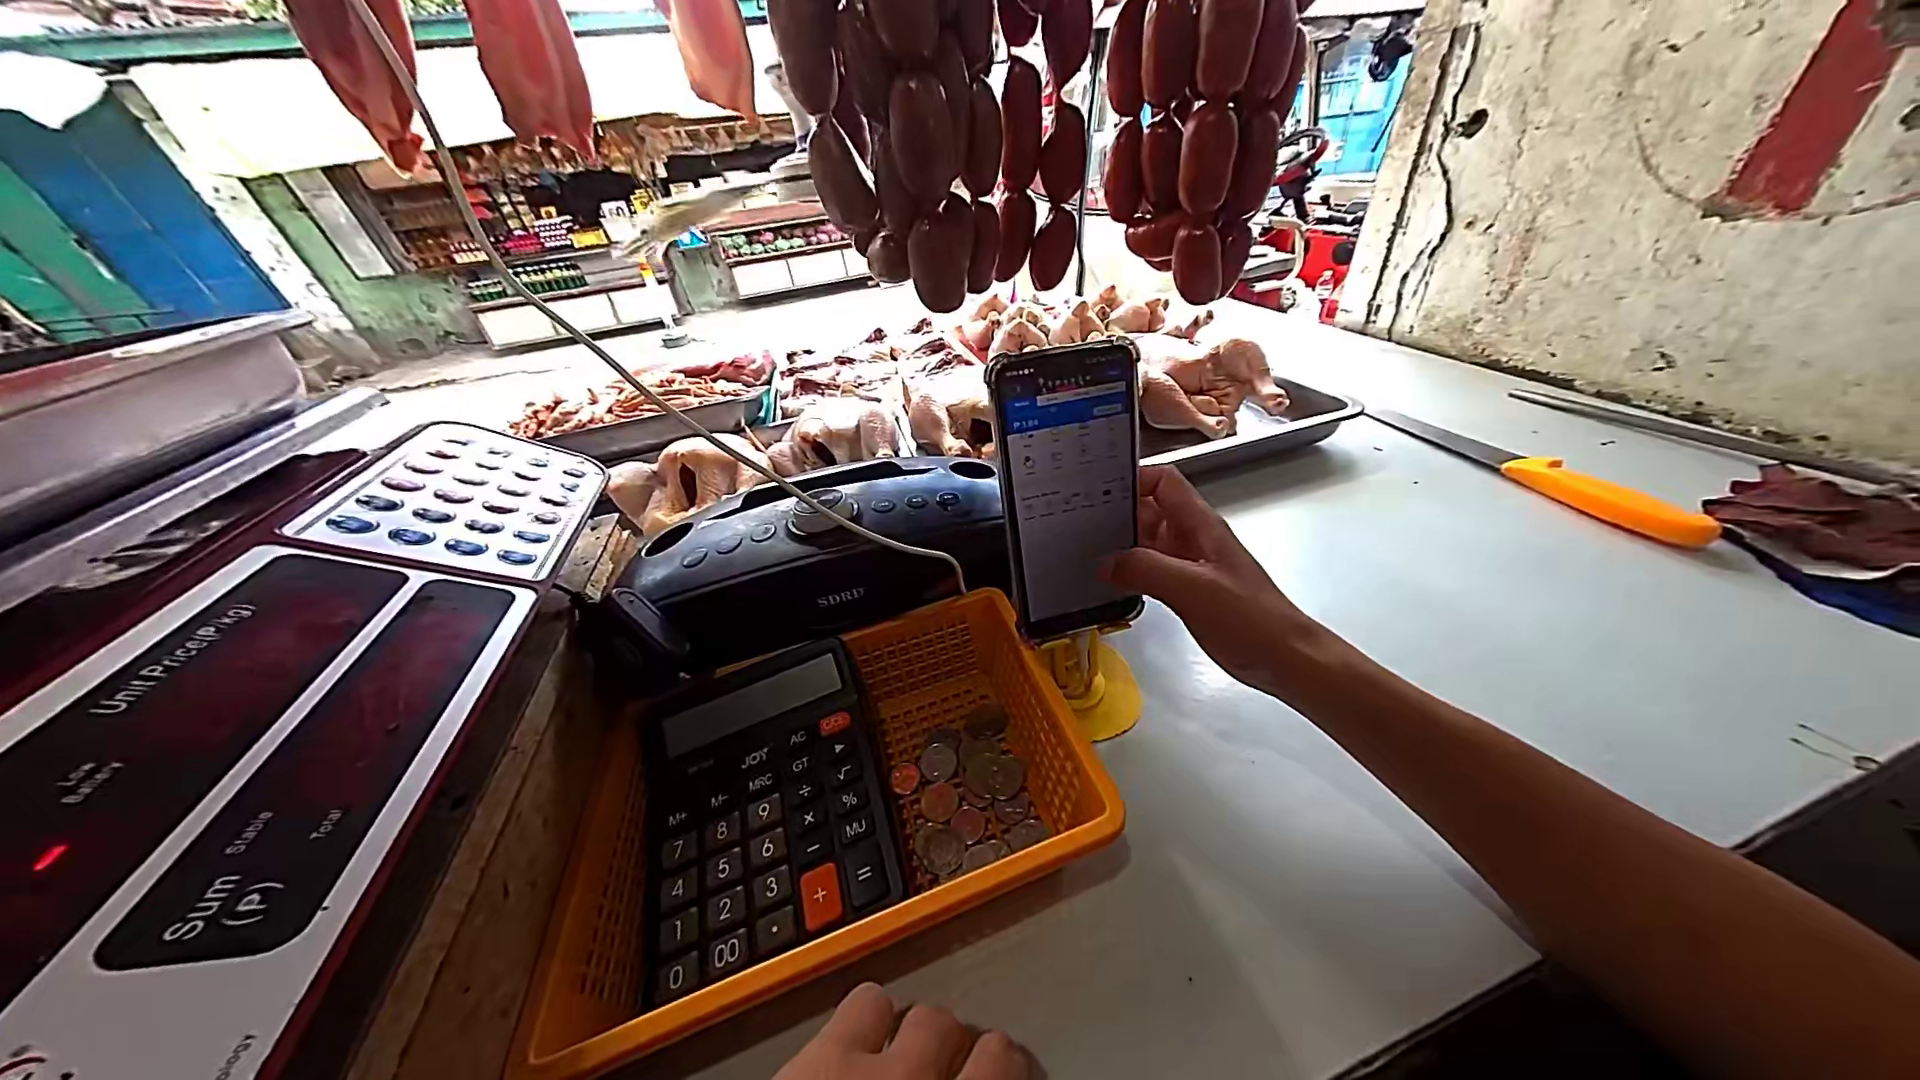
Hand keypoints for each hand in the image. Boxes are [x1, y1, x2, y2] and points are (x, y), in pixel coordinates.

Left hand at [774, 983, 1030, 1079]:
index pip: (1014, 1072)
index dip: (1021, 1079)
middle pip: (990, 1047)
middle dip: (982, 1066)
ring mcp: (873, 1075)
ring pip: (933, 1016)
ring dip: (932, 1042)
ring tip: (916, 1064)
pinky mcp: (822, 1058)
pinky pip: (869, 1000)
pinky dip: (875, 1019)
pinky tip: (866, 1048)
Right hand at [1101, 465, 1343, 701]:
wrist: (1283, 657)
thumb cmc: (1249, 618)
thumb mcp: (1194, 588)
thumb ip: (1146, 569)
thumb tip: (1104, 562)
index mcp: (1199, 525)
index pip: (1163, 481)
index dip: (1133, 478)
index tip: (1098, 490)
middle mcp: (1192, 538)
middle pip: (1148, 509)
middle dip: (1116, 511)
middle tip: (1077, 521)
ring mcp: (1188, 564)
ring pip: (1146, 541)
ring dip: (1118, 544)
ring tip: (1083, 549)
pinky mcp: (1185, 589)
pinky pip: (1149, 569)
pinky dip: (1127, 571)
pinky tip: (1107, 581)